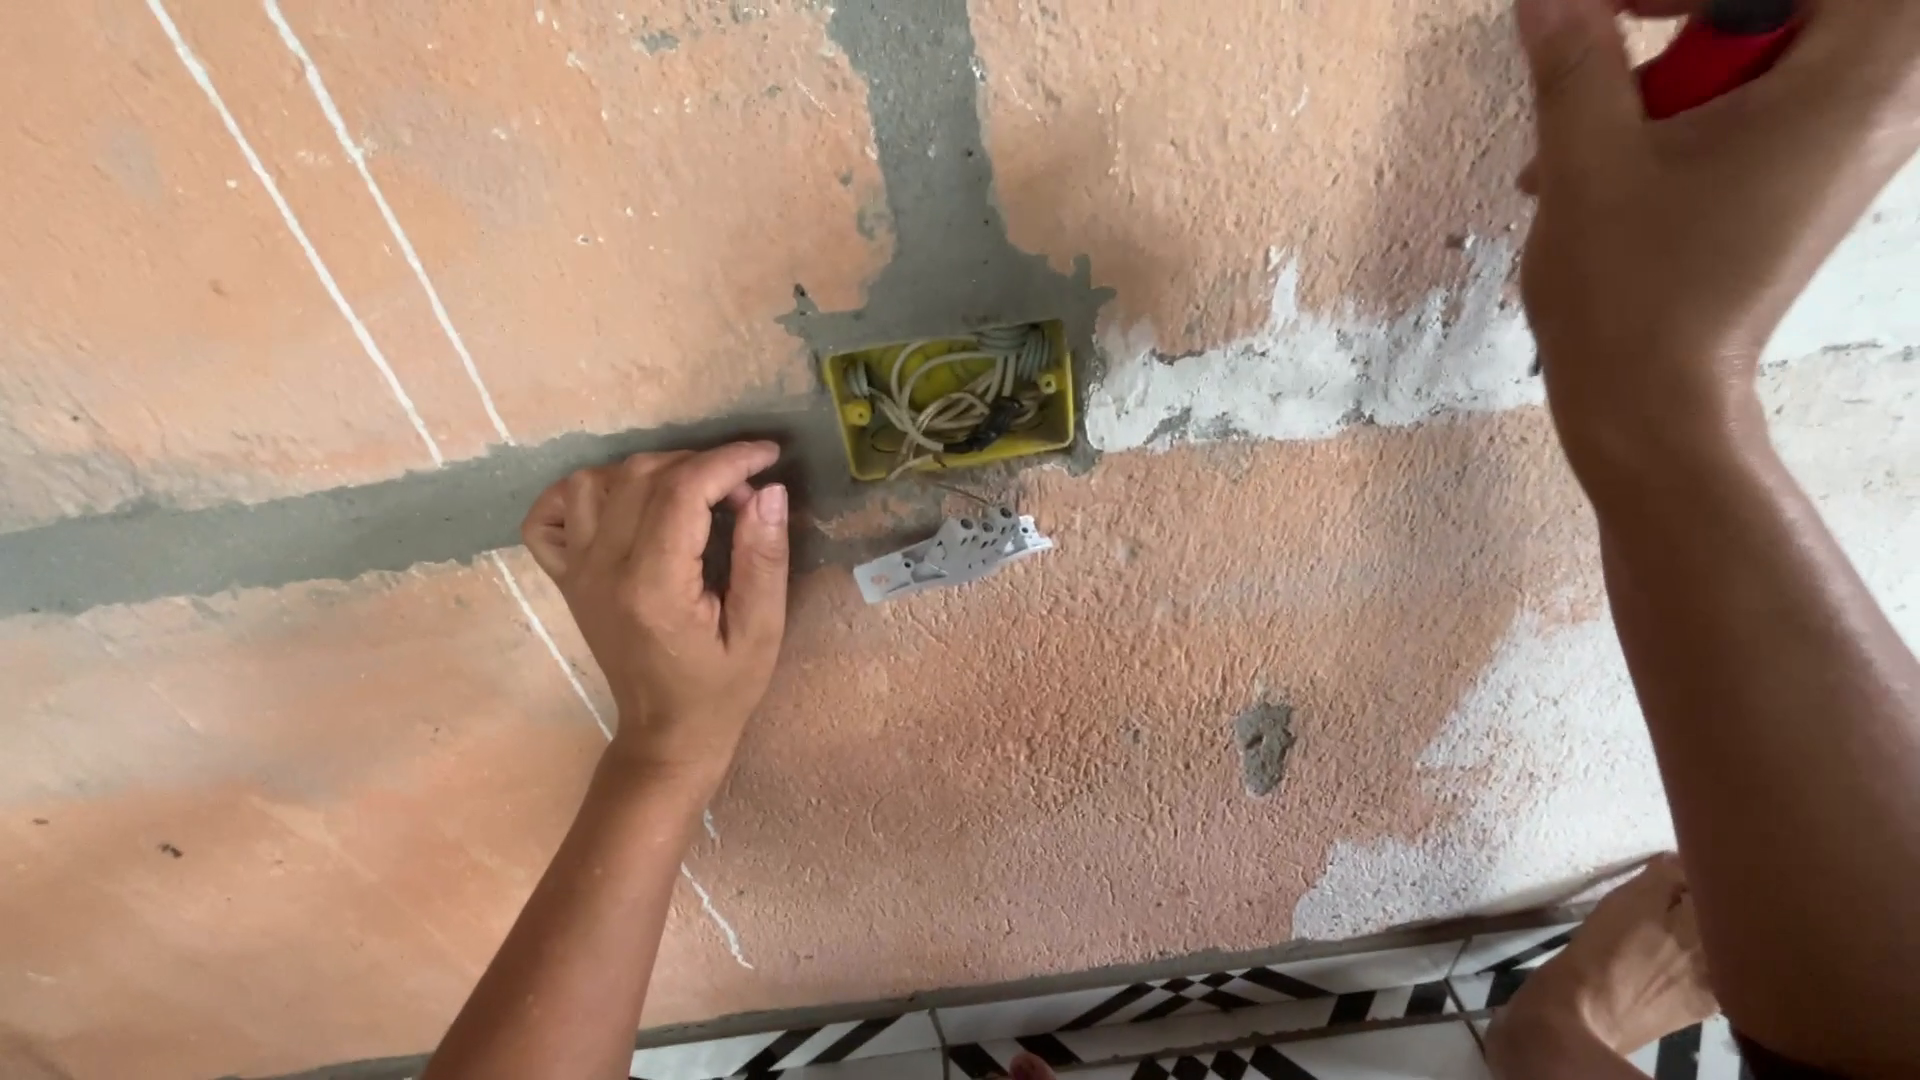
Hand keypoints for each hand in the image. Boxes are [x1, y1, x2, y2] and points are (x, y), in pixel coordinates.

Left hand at [520, 443, 789, 781]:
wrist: (666, 732)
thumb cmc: (722, 688)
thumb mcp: (762, 631)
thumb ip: (764, 559)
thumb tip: (769, 491)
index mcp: (654, 586)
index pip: (683, 491)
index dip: (730, 461)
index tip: (768, 456)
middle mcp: (603, 570)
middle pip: (643, 476)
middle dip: (703, 464)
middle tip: (744, 489)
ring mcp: (576, 572)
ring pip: (598, 481)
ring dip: (653, 469)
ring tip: (694, 491)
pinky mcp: (565, 577)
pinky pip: (552, 511)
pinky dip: (585, 489)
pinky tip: (624, 498)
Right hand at [1515, 0, 1919, 492]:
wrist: (1646, 397)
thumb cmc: (1627, 287)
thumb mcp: (1587, 166)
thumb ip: (1573, 66)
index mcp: (1859, 76)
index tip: (1606, 8)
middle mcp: (1881, 98)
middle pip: (1788, 13)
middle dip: (1682, 30)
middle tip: (1603, 66)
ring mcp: (1843, 144)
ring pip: (1762, 62)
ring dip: (1660, 86)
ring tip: (1574, 148)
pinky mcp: (1801, 182)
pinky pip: (1751, 114)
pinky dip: (1673, 126)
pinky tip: (1598, 174)